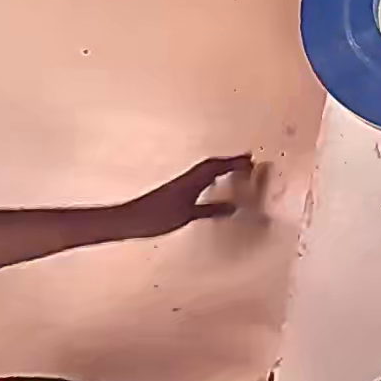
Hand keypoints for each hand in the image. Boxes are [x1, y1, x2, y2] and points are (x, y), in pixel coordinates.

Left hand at [122, 155, 254, 237]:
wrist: (130, 220)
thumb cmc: (156, 217)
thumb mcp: (188, 215)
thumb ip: (211, 210)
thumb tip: (232, 206)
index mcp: (191, 181)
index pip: (217, 166)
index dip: (235, 162)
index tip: (251, 160)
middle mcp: (187, 178)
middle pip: (212, 164)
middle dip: (231, 162)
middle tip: (248, 161)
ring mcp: (181, 184)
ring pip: (206, 170)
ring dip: (221, 167)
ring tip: (235, 168)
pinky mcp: (176, 191)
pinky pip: (200, 179)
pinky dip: (211, 177)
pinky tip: (212, 185)